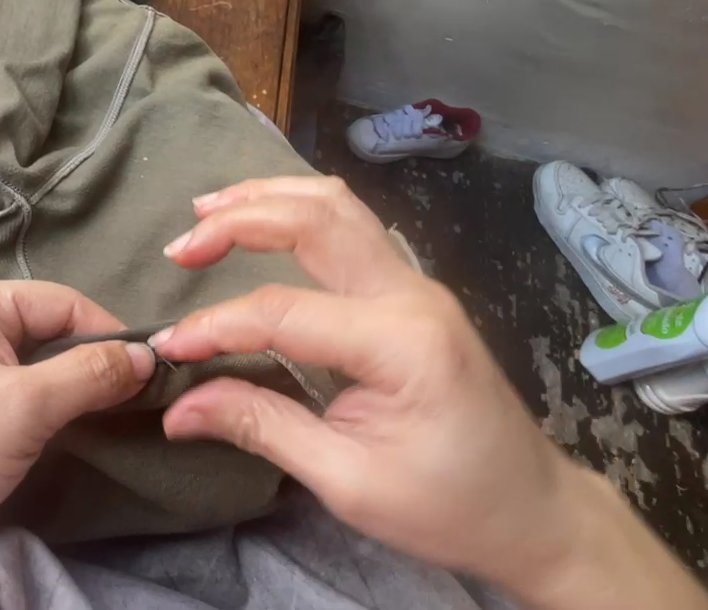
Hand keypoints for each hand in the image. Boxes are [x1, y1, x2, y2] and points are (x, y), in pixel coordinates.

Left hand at [0, 275, 154, 552]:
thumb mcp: (27, 408)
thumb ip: (91, 374)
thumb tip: (150, 355)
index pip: (63, 301)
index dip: (111, 335)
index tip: (154, 373)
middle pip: (47, 326)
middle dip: (90, 362)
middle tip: (133, 400)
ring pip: (31, 356)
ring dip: (67, 384)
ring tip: (103, 414)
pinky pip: (9, 379)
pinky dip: (39, 399)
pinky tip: (59, 423)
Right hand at [154, 176, 707, 609]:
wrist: (538, 511)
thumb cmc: (449, 507)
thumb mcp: (350, 483)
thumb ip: (261, 427)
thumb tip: (178, 409)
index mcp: (401, 344)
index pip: (284, 311)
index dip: (217, 324)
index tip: (170, 346)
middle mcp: (409, 292)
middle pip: (313, 221)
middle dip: (238, 222)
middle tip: (180, 247)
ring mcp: (415, 280)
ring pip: (334, 203)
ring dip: (266, 196)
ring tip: (209, 209)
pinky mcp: (410, 284)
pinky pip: (349, 219)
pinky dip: (296, 205)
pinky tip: (262, 214)